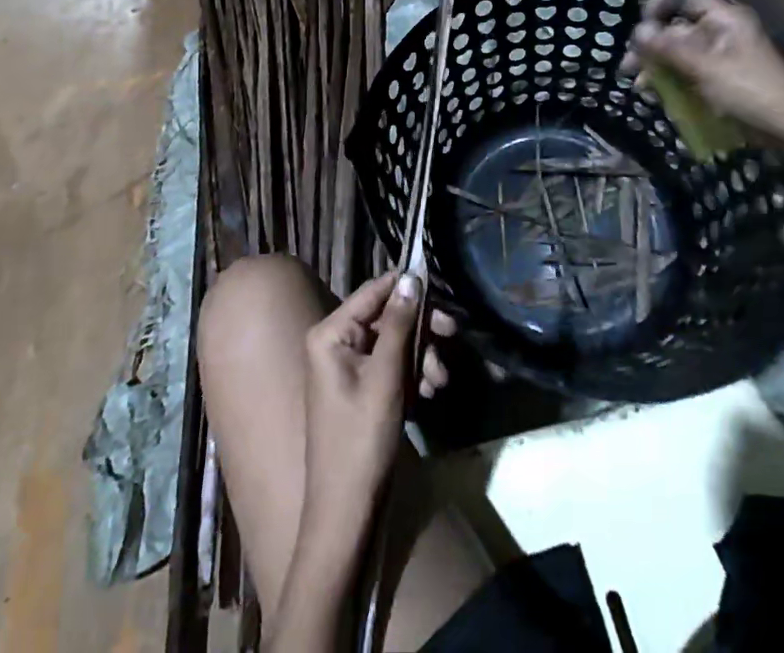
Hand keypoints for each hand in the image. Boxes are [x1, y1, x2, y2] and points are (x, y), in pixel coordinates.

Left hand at [300, 272, 453, 526]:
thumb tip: (411, 278)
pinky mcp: (361, 386)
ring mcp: (348, 365)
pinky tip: (429, 394)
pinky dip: (413, 375)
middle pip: (387, 317)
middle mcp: (336, 342)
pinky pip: (392, 366)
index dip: (407, 287)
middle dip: (420, 330)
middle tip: (453, 334)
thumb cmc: (362, 438)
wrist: (348, 505)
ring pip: (395, 343)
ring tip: (439, 383)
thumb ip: (399, 325)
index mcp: (330, 334)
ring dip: (421, 357)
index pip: (373, 292)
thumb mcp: (386, 378)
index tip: (443, 290)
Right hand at [622, 0, 783, 140]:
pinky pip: (686, 69)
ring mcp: (719, 53)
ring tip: (639, 87)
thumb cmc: (750, 93)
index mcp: (723, 18)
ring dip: (655, 65)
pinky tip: (656, 95)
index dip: (656, 7)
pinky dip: (670, 79)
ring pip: (677, 50)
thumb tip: (637, 31)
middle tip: (627, 68)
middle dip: (648, 45)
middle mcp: (720, 29)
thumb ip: (669, 48)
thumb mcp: (705, 69)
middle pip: (674, 25)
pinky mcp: (718, 75)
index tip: (637, 33)